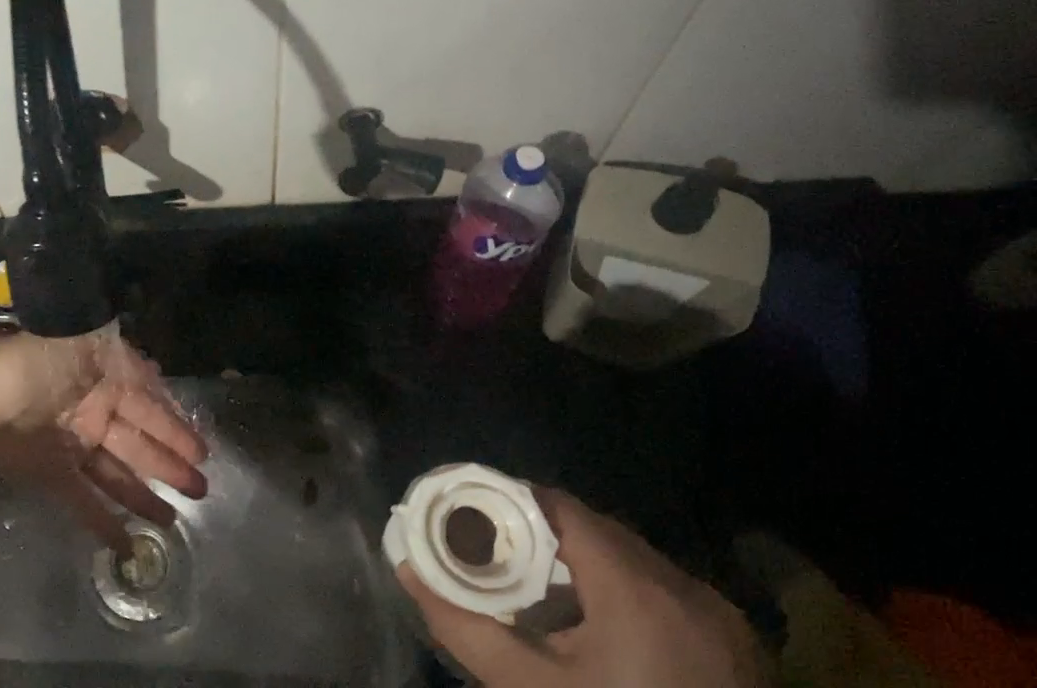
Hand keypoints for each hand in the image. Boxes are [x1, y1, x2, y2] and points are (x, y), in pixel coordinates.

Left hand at [0, 328, 208, 550]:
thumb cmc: (24, 368)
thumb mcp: (76, 347)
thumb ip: (117, 358)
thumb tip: (155, 368)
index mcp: (100, 381)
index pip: (147, 405)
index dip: (174, 427)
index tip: (201, 450)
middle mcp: (92, 413)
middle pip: (138, 442)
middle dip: (169, 463)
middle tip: (202, 488)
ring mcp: (72, 446)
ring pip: (117, 474)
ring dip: (144, 496)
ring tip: (173, 520)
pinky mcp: (50, 475)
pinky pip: (83, 500)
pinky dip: (103, 521)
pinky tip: (126, 542)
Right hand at [399, 490, 772, 687]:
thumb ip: (465, 627)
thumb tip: (411, 571)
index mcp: (636, 590)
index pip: (560, 507)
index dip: (510, 502)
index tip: (471, 517)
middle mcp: (685, 587)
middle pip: (596, 530)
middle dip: (540, 533)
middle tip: (494, 552)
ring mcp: (720, 618)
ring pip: (633, 559)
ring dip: (583, 562)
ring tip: (538, 588)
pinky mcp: (737, 645)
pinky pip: (664, 592)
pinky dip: (622, 591)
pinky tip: (597, 625)